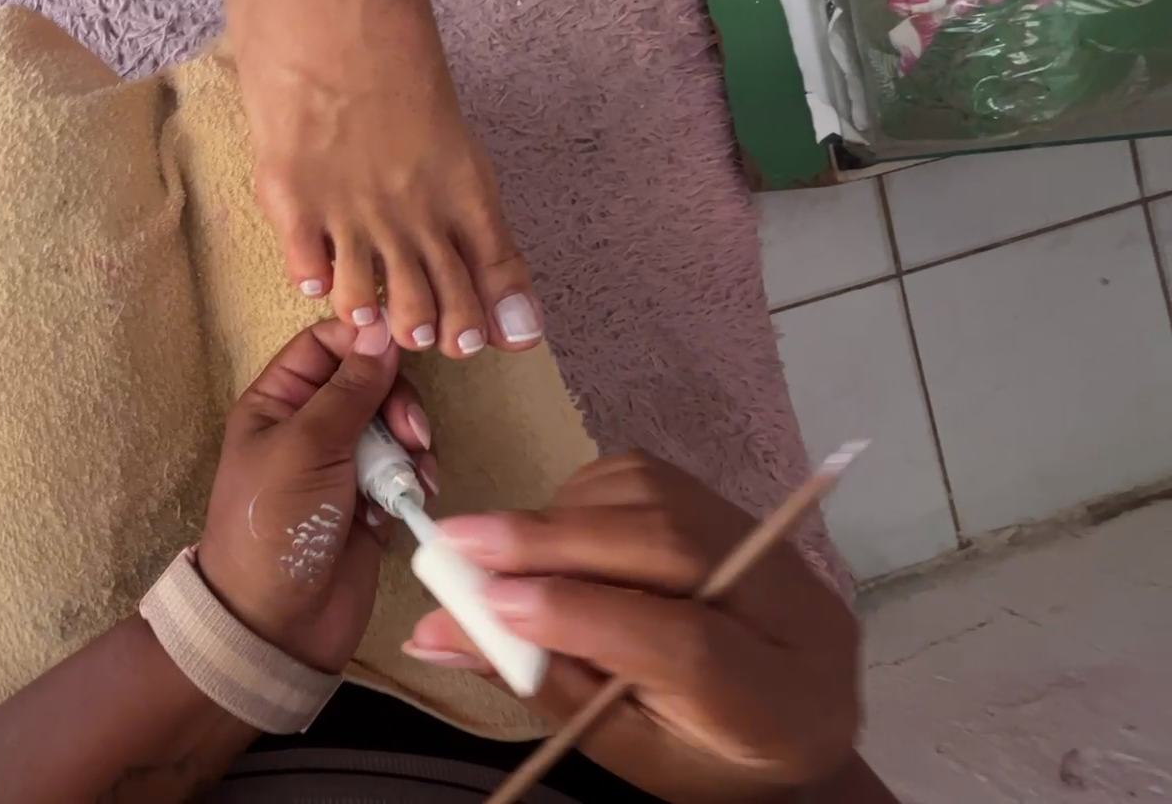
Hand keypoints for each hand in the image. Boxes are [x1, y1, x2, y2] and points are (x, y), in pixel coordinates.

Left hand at [197, 315, 437, 672]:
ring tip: (412, 473)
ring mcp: (343, 461)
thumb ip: (349, 389)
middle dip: (396, 402)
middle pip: (369, 381)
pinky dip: (414, 477)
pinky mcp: (371, 497)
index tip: (404, 350)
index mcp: (278, 400)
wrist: (279, 623)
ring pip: (393, 424)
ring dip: (410, 443)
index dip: (364, 340)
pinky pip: (405, 467)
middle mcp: (311, 423)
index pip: (325, 344)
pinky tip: (414, 497)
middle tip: (410, 434)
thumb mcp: (306, 446)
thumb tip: (380, 330)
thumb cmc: (276, 523)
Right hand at [225, 0, 545, 360]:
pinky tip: (314, 284)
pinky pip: (306, 260)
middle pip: (434, 283)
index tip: (506, 336)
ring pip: (372, 286)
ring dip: (381, 312)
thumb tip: (405, 159)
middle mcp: (409, 198)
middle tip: (438, 342)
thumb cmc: (383, 1)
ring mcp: (348, 200)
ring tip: (383, 330)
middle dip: (444, 321)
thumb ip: (427, 136)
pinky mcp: (290, 190)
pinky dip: (313, 277)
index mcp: (456, 165)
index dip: (499, 302)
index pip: (490, 254)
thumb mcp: (430, 80)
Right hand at [405, 454, 861, 803]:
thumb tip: (430, 633)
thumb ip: (533, 679)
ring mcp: (760, 541)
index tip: (488, 601)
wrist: (776, 711)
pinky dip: (576, 498)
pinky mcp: (720, 501)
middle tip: (458, 540)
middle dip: (550, 539)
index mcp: (780, 702)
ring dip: (556, 517)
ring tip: (505, 550)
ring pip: (644, 496)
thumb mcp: (614, 740)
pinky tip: (560, 534)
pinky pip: (633, 475)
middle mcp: (791, 606)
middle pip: (666, 545)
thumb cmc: (692, 745)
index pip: (683, 644)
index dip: (578, 613)